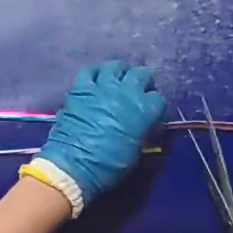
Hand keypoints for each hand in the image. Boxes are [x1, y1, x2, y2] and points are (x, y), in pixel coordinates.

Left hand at [34, 61, 165, 205]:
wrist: (74, 166)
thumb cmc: (109, 166)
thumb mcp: (137, 153)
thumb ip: (145, 134)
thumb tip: (146, 128)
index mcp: (145, 110)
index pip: (157, 99)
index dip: (154, 106)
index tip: (149, 113)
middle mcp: (127, 92)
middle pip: (141, 74)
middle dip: (142, 82)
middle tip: (137, 91)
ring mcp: (103, 87)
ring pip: (116, 67)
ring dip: (120, 72)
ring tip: (118, 80)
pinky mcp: (81, 88)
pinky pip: (90, 71)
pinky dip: (95, 74)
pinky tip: (97, 80)